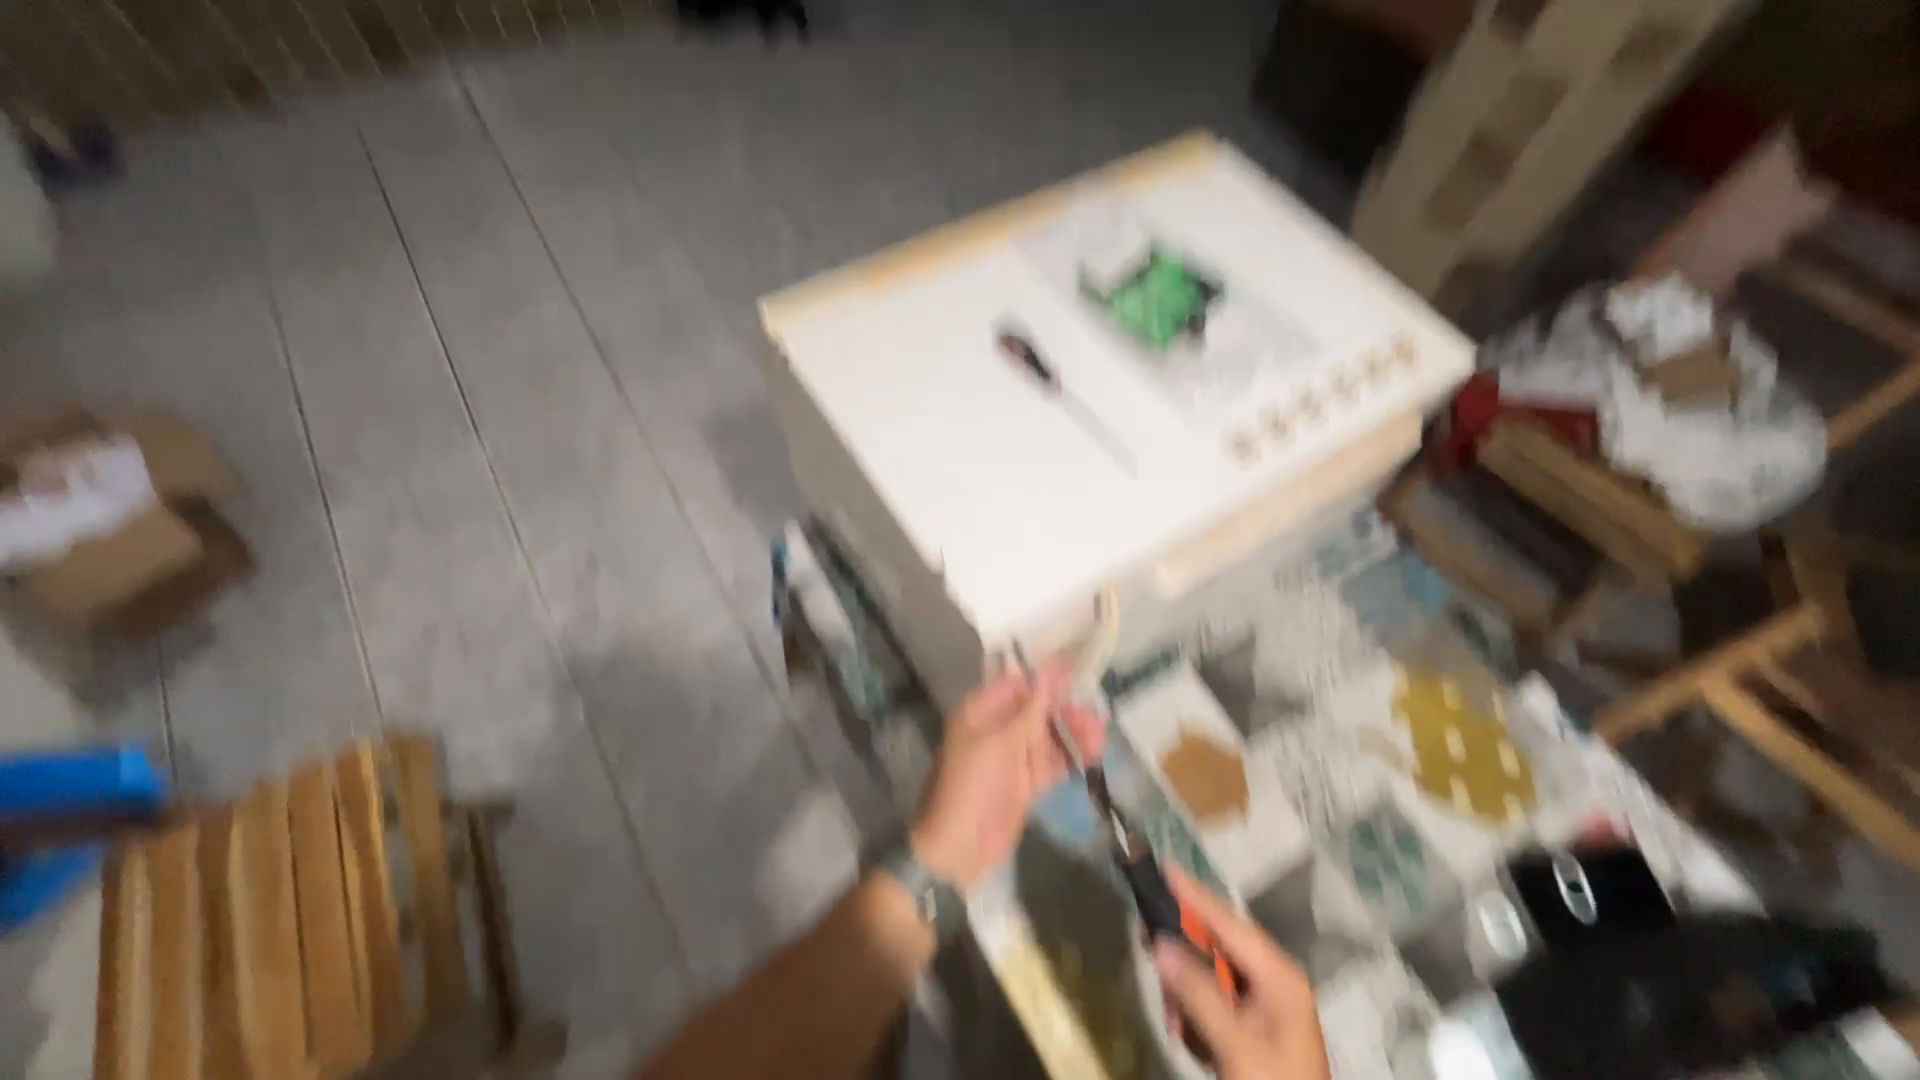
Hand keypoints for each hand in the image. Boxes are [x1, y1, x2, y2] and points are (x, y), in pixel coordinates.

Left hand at [909, 660, 1105, 889]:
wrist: (959, 846)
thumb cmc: (974, 785)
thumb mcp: (1003, 741)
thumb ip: (1032, 707)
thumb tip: (1053, 667)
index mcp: (981, 712)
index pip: (1018, 685)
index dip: (1047, 680)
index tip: (1078, 677)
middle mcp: (997, 729)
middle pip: (1037, 711)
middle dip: (1066, 712)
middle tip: (1094, 719)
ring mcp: (1012, 757)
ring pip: (1048, 736)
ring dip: (1074, 734)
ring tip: (1099, 738)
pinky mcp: (1026, 782)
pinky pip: (1052, 762)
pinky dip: (1071, 757)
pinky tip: (1093, 753)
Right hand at [1154, 867, 1329, 1079]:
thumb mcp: (1235, 1045)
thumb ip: (1196, 992)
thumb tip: (1160, 943)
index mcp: (1278, 975)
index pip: (1228, 921)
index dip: (1193, 894)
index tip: (1162, 866)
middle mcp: (1273, 979)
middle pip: (1216, 943)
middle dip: (1182, 955)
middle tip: (1146, 945)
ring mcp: (1264, 1004)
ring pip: (1209, 975)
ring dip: (1185, 995)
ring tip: (1177, 1026)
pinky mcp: (1254, 1025)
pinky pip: (1213, 1002)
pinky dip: (1195, 1015)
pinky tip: (1188, 1038)